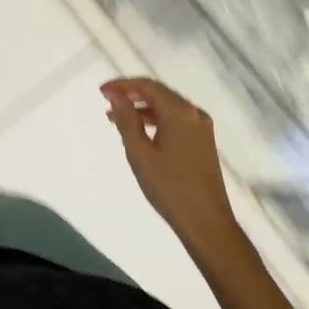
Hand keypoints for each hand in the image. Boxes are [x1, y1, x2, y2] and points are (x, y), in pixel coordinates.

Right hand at [102, 78, 236, 245]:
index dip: (123, 85)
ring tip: (117, 119)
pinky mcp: (203, 142)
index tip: (101, 91)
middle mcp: (194, 113)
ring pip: (168, 107)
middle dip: (132, 95)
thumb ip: (126, 119)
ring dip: (142, 108)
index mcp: (180, 112)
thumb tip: (115, 95)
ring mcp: (202, 127)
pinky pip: (176, 120)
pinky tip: (141, 131)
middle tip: (107, 102)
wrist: (206, 223)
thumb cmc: (169, 187)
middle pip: (159, 93)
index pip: (148, 86)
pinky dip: (156, 120)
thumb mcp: (140, 153)